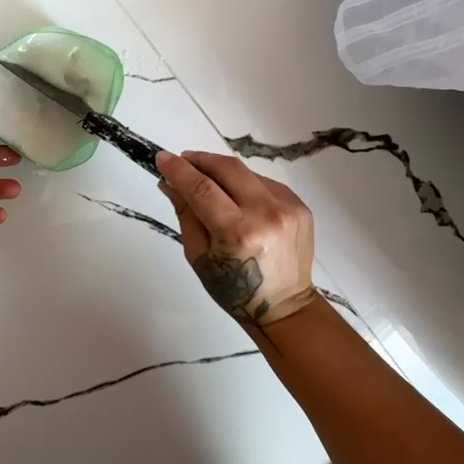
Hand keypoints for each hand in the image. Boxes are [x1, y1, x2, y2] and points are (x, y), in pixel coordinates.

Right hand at [157, 150, 317, 327]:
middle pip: (228, 169)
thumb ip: (186, 214)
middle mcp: (266, 214)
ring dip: (222, 171)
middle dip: (201, 160)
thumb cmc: (234, 289)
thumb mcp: (199, 256)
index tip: (163, 158)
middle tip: (183, 160)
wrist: (284, 305)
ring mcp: (288, 207)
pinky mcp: (300, 205)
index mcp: (237, 233)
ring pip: (247, 173)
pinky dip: (245, 185)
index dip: (179, 171)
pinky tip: (237, 198)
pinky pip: (265, 184)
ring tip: (207, 180)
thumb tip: (170, 183)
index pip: (202, 189)